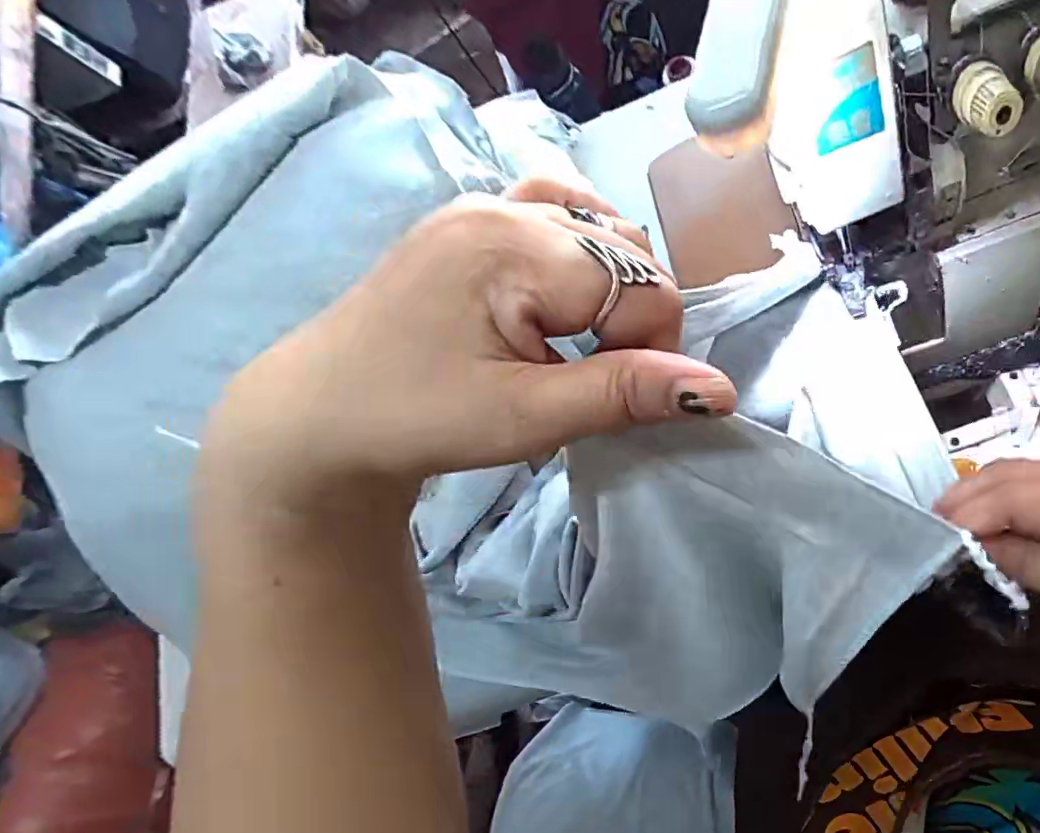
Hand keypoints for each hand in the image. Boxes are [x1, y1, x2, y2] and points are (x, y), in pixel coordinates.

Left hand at [199, 178, 735, 515]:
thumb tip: (718, 391)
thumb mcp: (530, 416)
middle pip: (631, 254)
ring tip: (578, 341)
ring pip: (602, 229)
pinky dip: (583, 251)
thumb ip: (625, 393)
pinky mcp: (473, 223)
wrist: (321, 415)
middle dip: (637, 322)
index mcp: (518, 247)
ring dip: (616, 289)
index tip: (609, 396)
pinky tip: (568, 288)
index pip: (646, 287)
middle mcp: (504, 206)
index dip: (652, 350)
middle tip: (592, 375)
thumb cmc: (421, 419)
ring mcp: (484, 205)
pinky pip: (557, 210)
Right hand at [935, 460, 1039, 647]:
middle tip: (932, 521)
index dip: (973, 513)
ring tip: (946, 516)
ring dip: (975, 489)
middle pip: (1011, 474)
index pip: (1017, 497)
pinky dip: (992, 491)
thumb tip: (971, 543)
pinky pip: (1024, 478)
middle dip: (966, 496)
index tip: (939, 535)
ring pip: (1013, 470)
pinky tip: (976, 510)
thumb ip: (1021, 560)